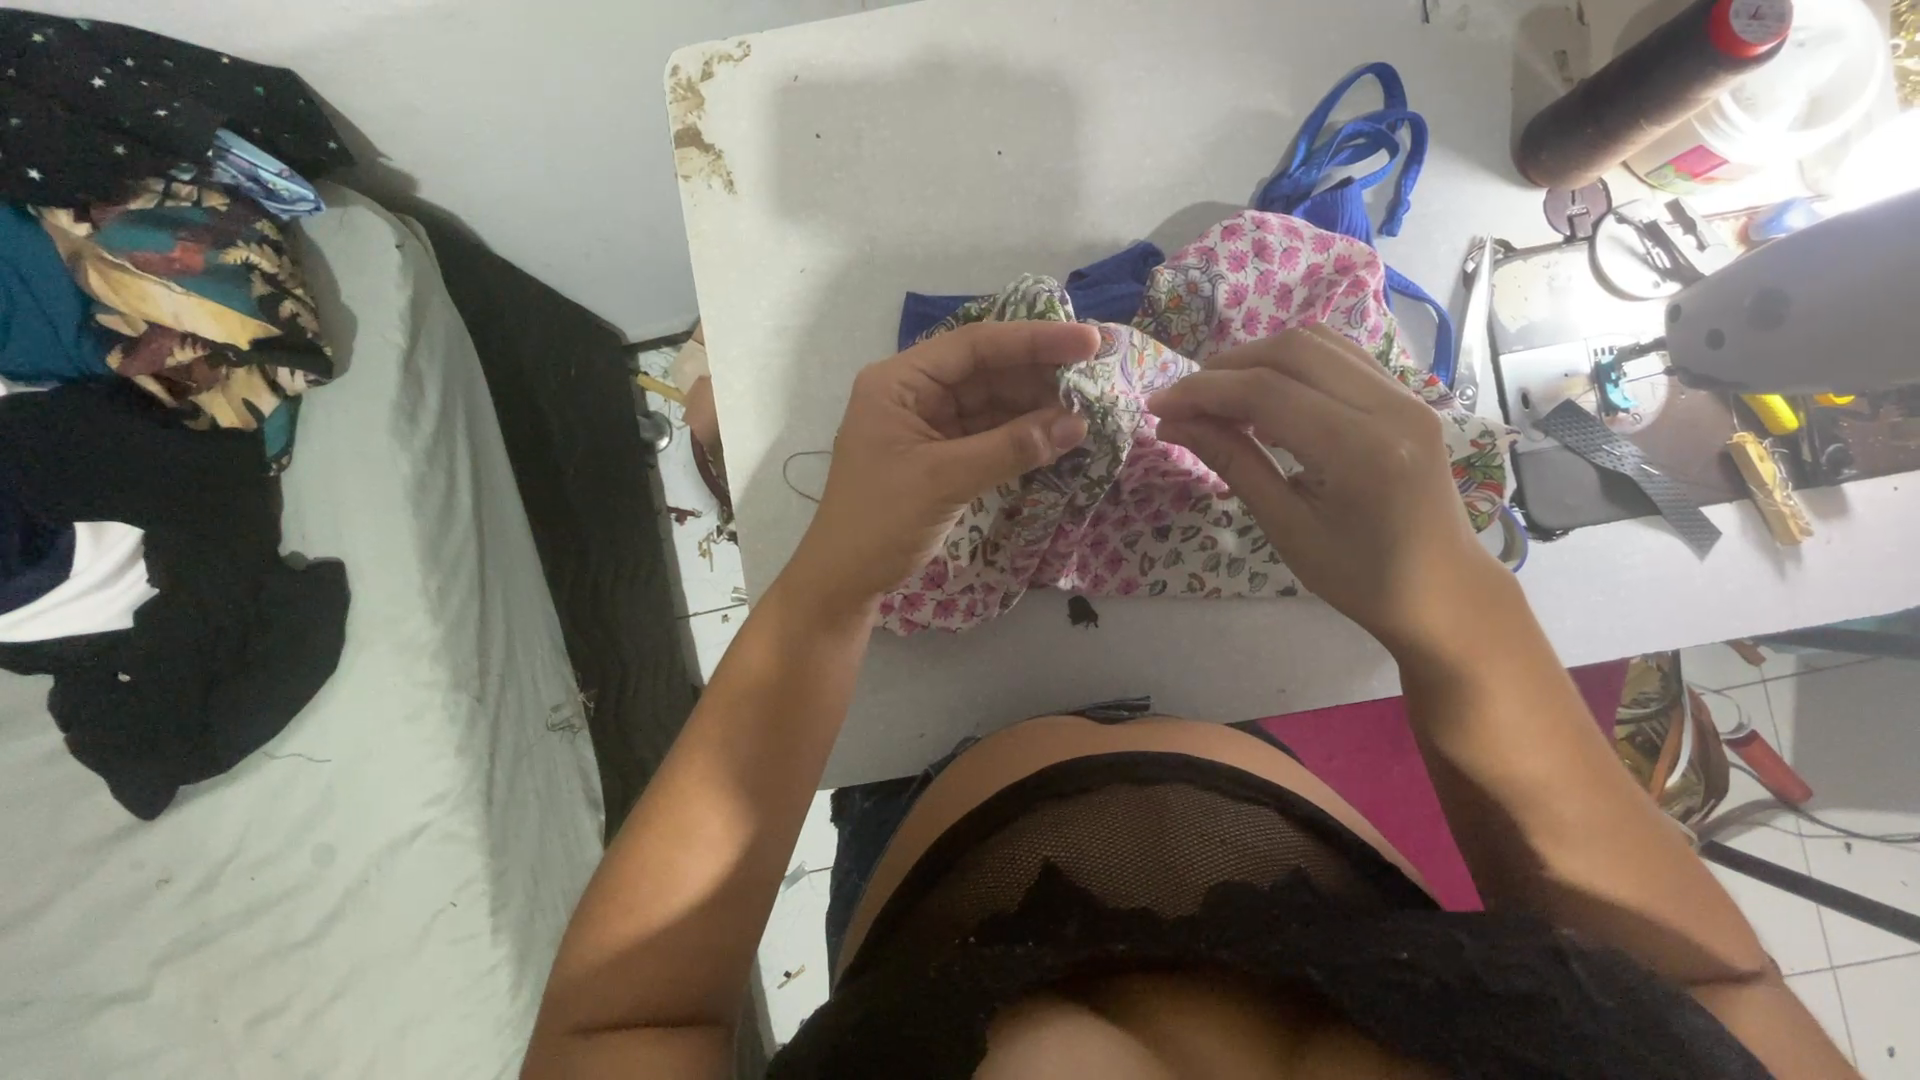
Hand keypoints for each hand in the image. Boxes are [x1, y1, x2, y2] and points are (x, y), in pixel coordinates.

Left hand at [783, 321, 1097, 615]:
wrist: (844, 581)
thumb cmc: (880, 523)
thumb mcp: (945, 480)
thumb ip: (1011, 448)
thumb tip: (1077, 423)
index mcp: (899, 381)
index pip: (975, 345)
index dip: (1035, 340)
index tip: (1089, 343)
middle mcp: (912, 393)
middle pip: (986, 370)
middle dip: (1039, 375)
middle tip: (1095, 381)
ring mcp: (926, 424)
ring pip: (991, 402)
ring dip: (1035, 407)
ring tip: (1085, 412)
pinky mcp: (939, 455)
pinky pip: (988, 434)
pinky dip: (1021, 437)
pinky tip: (1057, 437)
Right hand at [1148, 325, 1505, 655]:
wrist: (1443, 593)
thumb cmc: (1361, 577)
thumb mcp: (1287, 527)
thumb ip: (1233, 463)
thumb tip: (1174, 424)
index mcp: (1362, 451)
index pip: (1267, 393)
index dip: (1203, 392)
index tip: (1157, 406)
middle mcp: (1391, 408)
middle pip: (1292, 351)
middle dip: (1226, 368)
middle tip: (1184, 401)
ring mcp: (1407, 397)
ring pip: (1318, 344)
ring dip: (1258, 360)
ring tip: (1219, 398)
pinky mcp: (1407, 398)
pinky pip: (1340, 358)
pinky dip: (1291, 367)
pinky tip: (1265, 400)